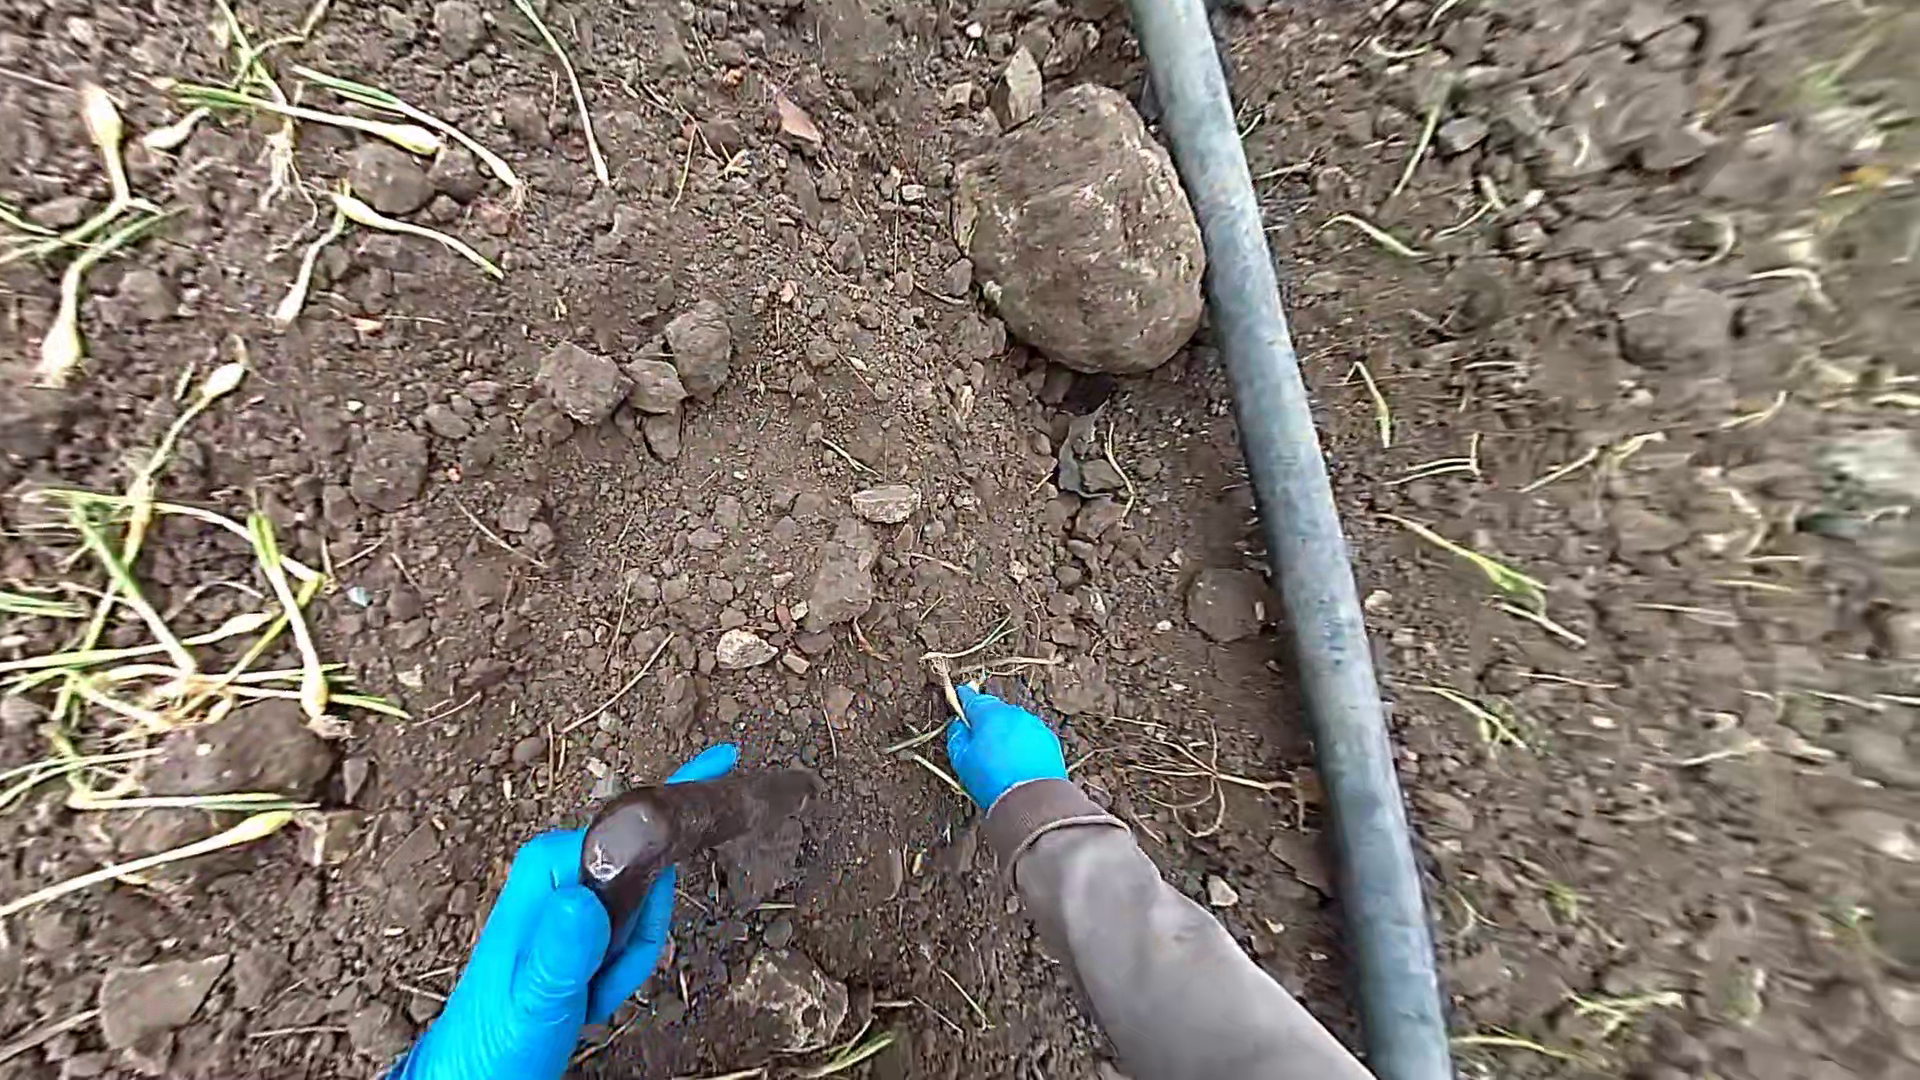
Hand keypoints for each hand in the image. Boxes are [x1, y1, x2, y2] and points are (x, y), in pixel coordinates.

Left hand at [391, 744, 738, 1079]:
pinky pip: (639, 915)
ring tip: (594, 990)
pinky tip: (597, 986)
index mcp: (552, 863)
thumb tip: (584, 900)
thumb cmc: (496, 1046)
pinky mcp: (583, 910)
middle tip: (608, 974)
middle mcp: (564, 863)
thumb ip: (559, 954)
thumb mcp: (535, 1004)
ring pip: (651, 893)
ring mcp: (575, 885)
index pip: (640, 830)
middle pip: (653, 861)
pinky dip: (631, 954)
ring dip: (636, 947)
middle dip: (646, 923)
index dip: (663, 868)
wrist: (477, 1079)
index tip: (710, 794)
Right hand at [945, 686, 1067, 809]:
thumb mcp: (962, 760)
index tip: (960, 696)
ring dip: (1006, 733)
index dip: (964, 698)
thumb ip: (957, 736)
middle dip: (986, 720)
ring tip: (1001, 758)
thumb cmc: (992, 780)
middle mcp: (1013, 713)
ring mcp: (1033, 725)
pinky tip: (1018, 762)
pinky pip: (1030, 736)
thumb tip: (959, 725)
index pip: (972, 699)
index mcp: (989, 714)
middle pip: (994, 710)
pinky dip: (1023, 744)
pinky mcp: (1049, 739)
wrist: (1032, 800)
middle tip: (979, 739)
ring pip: (1014, 723)